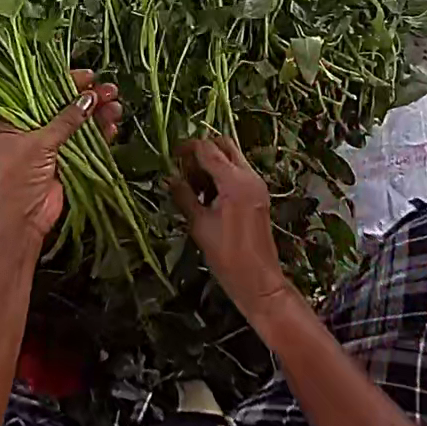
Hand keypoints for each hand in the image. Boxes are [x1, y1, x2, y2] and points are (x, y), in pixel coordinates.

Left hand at [0, 70, 120, 241]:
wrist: (19, 223)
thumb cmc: (16, 179)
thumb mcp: (39, 143)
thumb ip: (66, 119)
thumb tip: (89, 97)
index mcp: (14, 119)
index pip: (42, 91)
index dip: (66, 82)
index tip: (90, 77)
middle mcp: (32, 128)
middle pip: (64, 106)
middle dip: (88, 98)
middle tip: (110, 91)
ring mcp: (51, 145)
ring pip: (79, 123)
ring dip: (98, 115)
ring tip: (116, 108)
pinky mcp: (66, 160)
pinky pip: (86, 142)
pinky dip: (100, 134)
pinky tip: (112, 126)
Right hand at [170, 136, 296, 322]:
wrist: (258, 279)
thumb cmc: (227, 255)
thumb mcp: (199, 224)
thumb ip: (183, 196)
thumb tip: (168, 178)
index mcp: (234, 181)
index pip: (208, 149)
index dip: (187, 147)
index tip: (171, 154)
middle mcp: (249, 176)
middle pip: (224, 146)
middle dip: (202, 152)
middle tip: (183, 169)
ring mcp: (256, 184)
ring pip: (232, 158)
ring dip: (211, 164)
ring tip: (192, 187)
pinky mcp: (258, 194)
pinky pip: (238, 173)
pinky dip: (222, 175)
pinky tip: (207, 196)